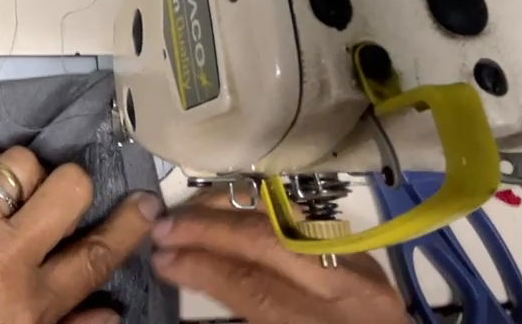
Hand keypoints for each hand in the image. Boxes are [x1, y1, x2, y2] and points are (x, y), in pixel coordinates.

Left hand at [0, 146, 162, 323]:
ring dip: (29, 174)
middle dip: (77, 186)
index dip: (129, 226)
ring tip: (21, 192)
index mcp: (29, 304)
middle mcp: (4, 257)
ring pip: (21, 164)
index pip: (96, 255)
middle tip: (70, 197)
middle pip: (67, 190)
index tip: (145, 206)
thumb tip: (108, 314)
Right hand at [150, 195, 406, 323]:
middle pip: (264, 239)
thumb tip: (191, 276)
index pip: (253, 286)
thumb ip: (244, 317)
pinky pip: (299, 219)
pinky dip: (258, 212)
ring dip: (228, 209)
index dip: (201, 267)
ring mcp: (358, 264)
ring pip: (284, 216)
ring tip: (188, 212)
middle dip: (206, 227)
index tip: (161, 257)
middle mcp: (349, 290)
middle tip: (162, 225)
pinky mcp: (360, 253)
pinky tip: (228, 211)